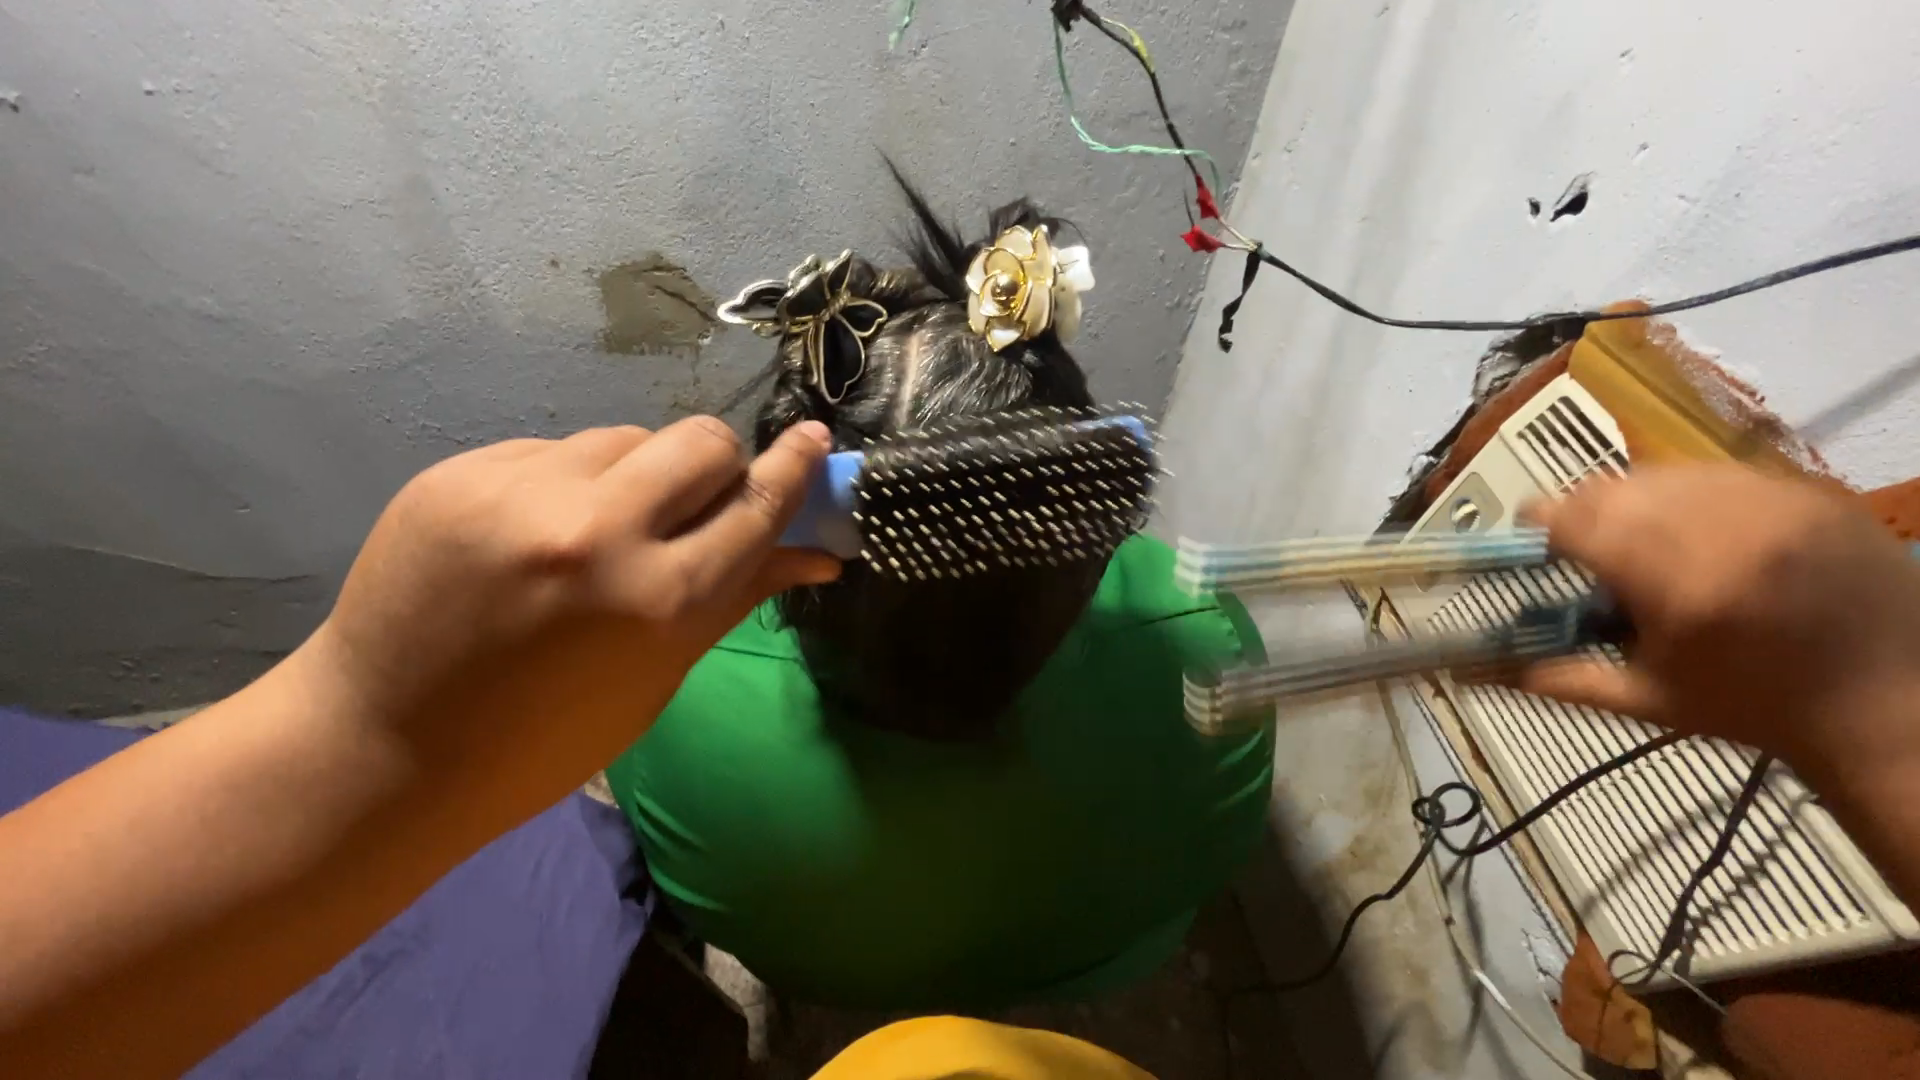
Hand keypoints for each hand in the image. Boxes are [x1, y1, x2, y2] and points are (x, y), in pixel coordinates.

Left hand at [302, 416, 840, 829]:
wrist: (382, 749)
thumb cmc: (548, 738)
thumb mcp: (661, 673)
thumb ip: (738, 595)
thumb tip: (818, 556)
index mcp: (660, 599)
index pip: (757, 504)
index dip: (795, 466)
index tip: (815, 437)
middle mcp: (597, 530)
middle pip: (702, 439)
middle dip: (718, 464)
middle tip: (698, 502)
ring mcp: (520, 494)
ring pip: (627, 436)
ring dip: (641, 473)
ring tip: (605, 528)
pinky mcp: (461, 474)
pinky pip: (554, 451)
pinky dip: (571, 483)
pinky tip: (540, 532)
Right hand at [1514, 465, 1919, 774]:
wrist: (1897, 708)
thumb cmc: (1754, 709)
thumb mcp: (1642, 700)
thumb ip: (1549, 678)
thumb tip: (1464, 673)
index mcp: (1677, 585)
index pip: (1577, 519)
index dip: (1540, 518)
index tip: (1528, 529)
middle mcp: (1725, 530)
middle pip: (1614, 488)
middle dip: (1583, 509)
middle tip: (1580, 540)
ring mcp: (1777, 505)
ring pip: (1663, 473)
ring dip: (1632, 497)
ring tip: (1638, 533)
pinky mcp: (1814, 495)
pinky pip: (1720, 473)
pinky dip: (1688, 493)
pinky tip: (1696, 526)